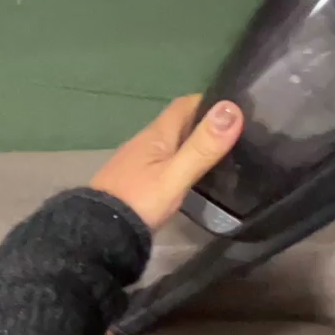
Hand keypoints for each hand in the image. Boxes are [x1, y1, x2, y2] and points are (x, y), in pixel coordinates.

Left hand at [89, 96, 243, 229]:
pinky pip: (161, 163)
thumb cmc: (139, 201)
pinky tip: (189, 176)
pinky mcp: (133, 181)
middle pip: (178, 124)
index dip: (210, 102)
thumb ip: (202, 147)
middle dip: (203, 125)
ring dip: (191, 145)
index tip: (235, 109)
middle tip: (234, 135)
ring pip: (169, 145)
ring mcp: (135, 162)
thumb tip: (231, 109)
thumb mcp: (176, 175)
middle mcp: (143, 142)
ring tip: (218, 155)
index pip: (185, 105)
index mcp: (155, 134)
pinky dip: (178, 163)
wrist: (99, 232)